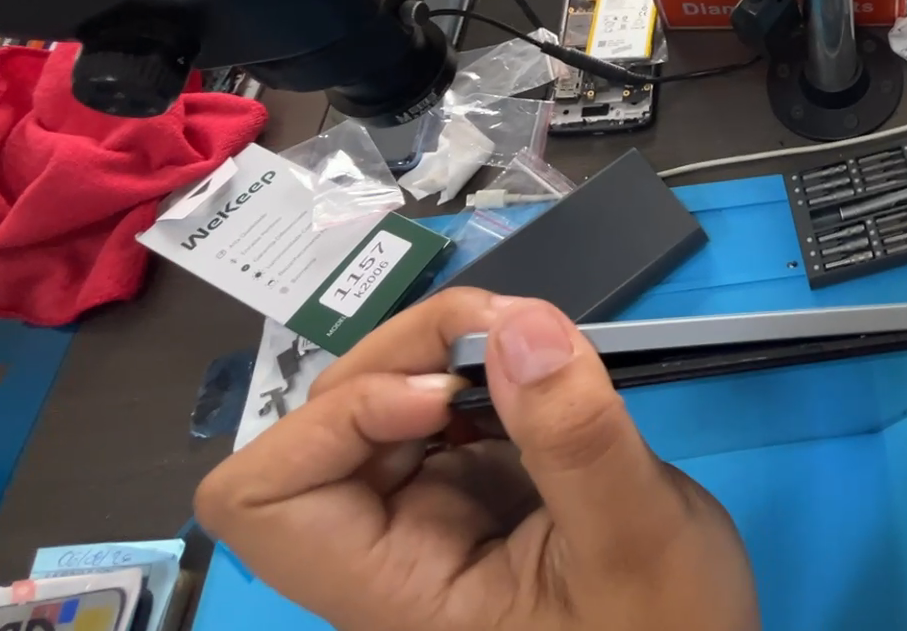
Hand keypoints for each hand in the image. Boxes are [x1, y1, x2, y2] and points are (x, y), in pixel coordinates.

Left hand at [195, 288, 758, 630]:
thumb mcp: (637, 536)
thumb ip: (577, 436)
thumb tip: (521, 321)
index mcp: (396, 586)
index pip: (269, 499)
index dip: (335, 423)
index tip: (449, 394)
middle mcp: (394, 540)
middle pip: (324, 423)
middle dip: (410, 352)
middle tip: (515, 324)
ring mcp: (439, 505)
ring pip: (384, 397)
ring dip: (447, 348)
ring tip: (537, 336)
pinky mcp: (484, 478)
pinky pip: (451, 399)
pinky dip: (489, 360)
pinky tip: (546, 367)